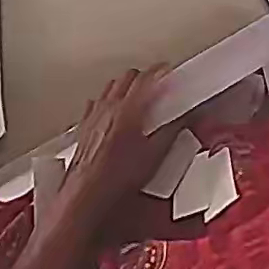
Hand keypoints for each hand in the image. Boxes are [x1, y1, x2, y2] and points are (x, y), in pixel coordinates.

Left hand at [47, 67, 179, 237]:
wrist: (85, 199)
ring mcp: (93, 117)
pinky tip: (109, 112)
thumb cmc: (117, 178)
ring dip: (124, 87)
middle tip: (155, 83)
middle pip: (126, 78)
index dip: (160, 70)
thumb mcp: (155, 155)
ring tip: (135, 95)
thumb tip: (185, 119)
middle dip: (143, 77)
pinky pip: (94, 105)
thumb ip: (172, 131)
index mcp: (128, 109)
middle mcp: (108, 108)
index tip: (168, 69)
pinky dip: (105, 102)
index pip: (146, 78)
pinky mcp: (83, 130)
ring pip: (109, 88)